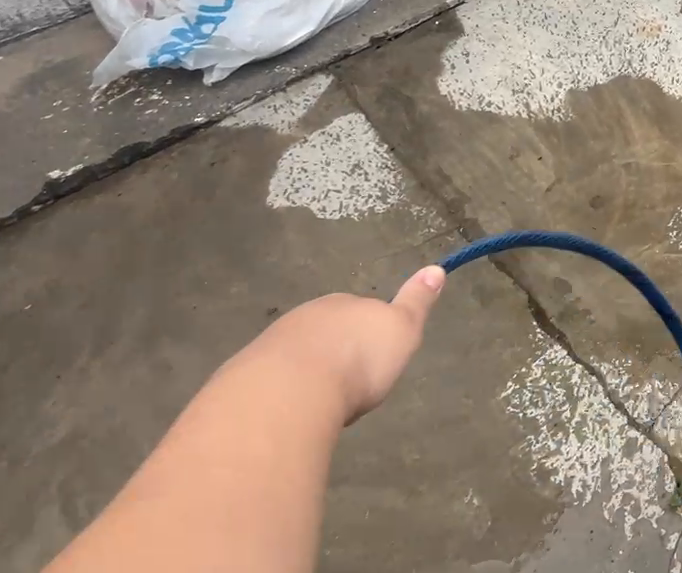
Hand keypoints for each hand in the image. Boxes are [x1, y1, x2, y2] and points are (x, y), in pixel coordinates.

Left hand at [241, 266, 446, 423]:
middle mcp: (308, 316)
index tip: (375, 360)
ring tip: (322, 405)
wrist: (288, 392)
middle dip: (337, 352)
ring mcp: (273, 344)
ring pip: (297, 355)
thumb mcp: (402, 329)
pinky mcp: (245, 376)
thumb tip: (436, 268)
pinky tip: (292, 414)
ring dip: (308, 373)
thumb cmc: (357, 360)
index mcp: (346, 304)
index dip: (369, 334)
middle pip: (327, 332)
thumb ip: (417, 301)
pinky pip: (270, 381)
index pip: (360, 311)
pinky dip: (282, 393)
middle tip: (350, 385)